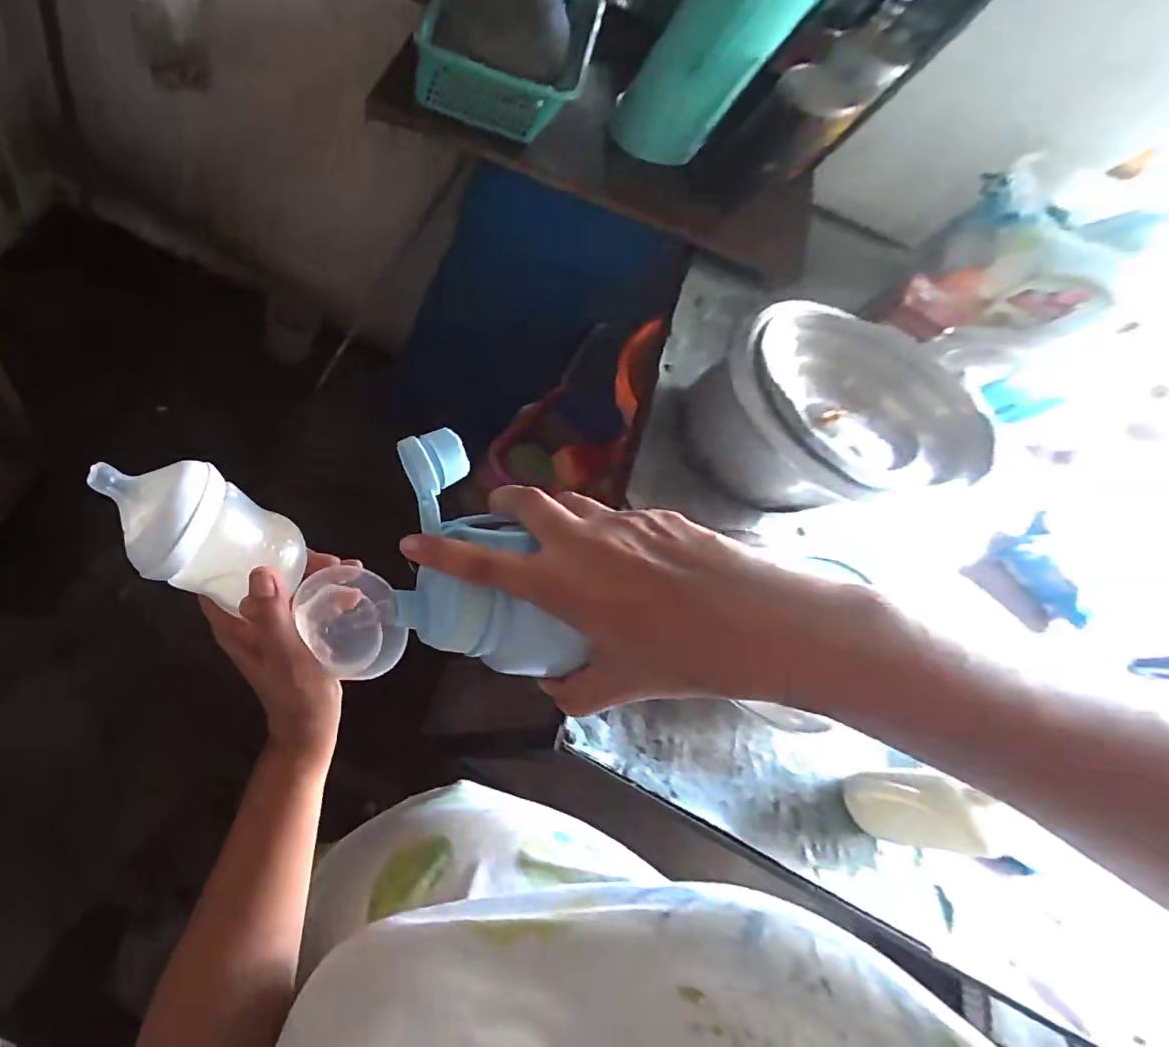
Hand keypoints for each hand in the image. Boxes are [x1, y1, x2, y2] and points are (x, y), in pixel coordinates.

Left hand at [200, 553, 355, 758]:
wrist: (313, 730)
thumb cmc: (296, 694)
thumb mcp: (285, 651)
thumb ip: (271, 614)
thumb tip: (259, 571)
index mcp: (233, 624)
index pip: (215, 581)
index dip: (227, 555)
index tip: (252, 535)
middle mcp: (246, 621)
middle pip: (259, 577)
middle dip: (290, 562)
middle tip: (325, 559)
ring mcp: (268, 627)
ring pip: (284, 587)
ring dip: (312, 575)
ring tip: (345, 568)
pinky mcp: (289, 633)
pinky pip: (301, 603)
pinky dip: (321, 593)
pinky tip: (349, 590)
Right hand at [399, 487, 901, 715]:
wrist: (779, 625)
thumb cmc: (688, 658)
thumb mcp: (623, 683)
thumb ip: (576, 689)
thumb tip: (555, 690)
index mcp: (559, 583)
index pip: (482, 564)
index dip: (440, 552)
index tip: (411, 542)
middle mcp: (581, 542)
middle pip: (524, 501)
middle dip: (500, 502)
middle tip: (497, 515)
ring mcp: (623, 523)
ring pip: (570, 501)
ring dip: (551, 510)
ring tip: (560, 534)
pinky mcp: (661, 517)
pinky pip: (617, 515)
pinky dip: (603, 527)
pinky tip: (630, 557)